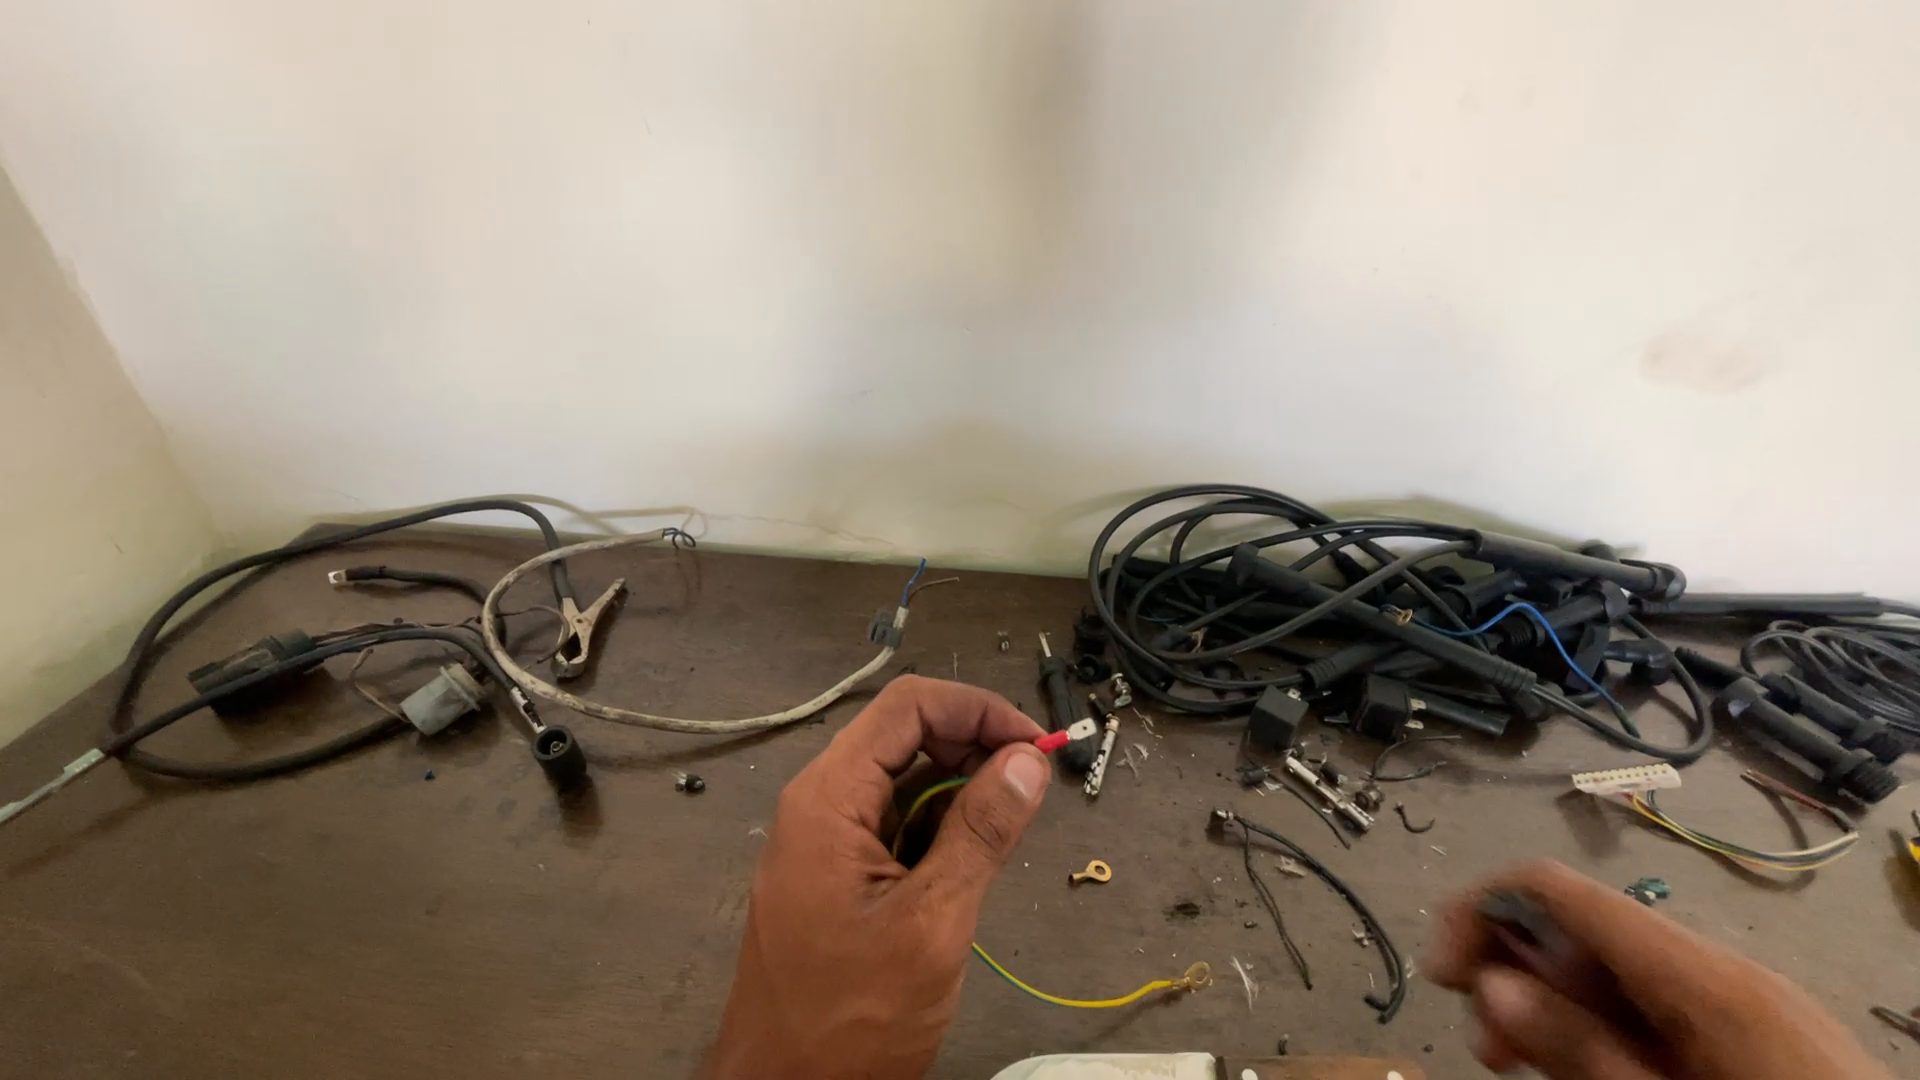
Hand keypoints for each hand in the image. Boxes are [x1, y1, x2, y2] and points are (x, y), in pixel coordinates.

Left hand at [702, 676, 1051, 1079]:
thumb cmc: (850, 1019)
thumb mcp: (931, 923)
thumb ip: (980, 832)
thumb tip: (1028, 760)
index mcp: (829, 796)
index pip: (907, 706)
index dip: (976, 708)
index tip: (1033, 744)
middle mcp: (822, 799)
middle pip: (904, 732)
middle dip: (973, 741)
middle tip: (1030, 780)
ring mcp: (828, 833)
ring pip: (904, 773)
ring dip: (961, 780)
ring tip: (1010, 815)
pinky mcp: (840, 865)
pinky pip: (896, 815)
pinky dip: (941, 818)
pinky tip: (975, 845)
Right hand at [1426, 860, 1887, 1079]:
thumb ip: (1576, 1045)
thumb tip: (1489, 981)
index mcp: (1697, 971)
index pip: (1548, 885)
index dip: (1476, 910)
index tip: (1442, 976)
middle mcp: (1718, 964)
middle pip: (1573, 926)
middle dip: (1509, 971)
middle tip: (1486, 1047)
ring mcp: (1745, 996)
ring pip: (1607, 966)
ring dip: (1550, 1004)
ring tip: (1526, 1065)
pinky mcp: (1762, 1030)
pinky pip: (1651, 1001)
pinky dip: (1602, 1024)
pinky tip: (1591, 1066)